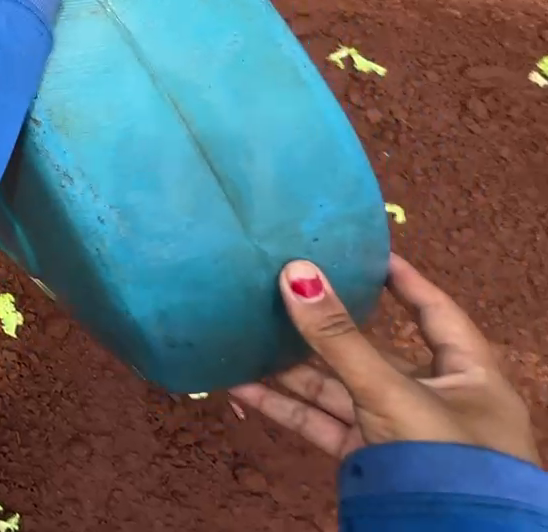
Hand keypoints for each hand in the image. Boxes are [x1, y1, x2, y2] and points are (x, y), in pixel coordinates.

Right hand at [230, 255, 540, 465]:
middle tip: (279, 289)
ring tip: (241, 335)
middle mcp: (435, 399)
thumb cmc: (446, 456)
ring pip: (335, 385)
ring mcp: (398, 427)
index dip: (406, 282)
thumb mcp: (389, 390)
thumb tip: (295, 270)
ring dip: (288, 367)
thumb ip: (336, 336)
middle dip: (321, 326)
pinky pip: (317, 420)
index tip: (364, 251)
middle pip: (371, 350)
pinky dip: (279, 403)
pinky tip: (236, 385)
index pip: (437, 315)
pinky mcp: (368, 453)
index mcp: (469, 379)